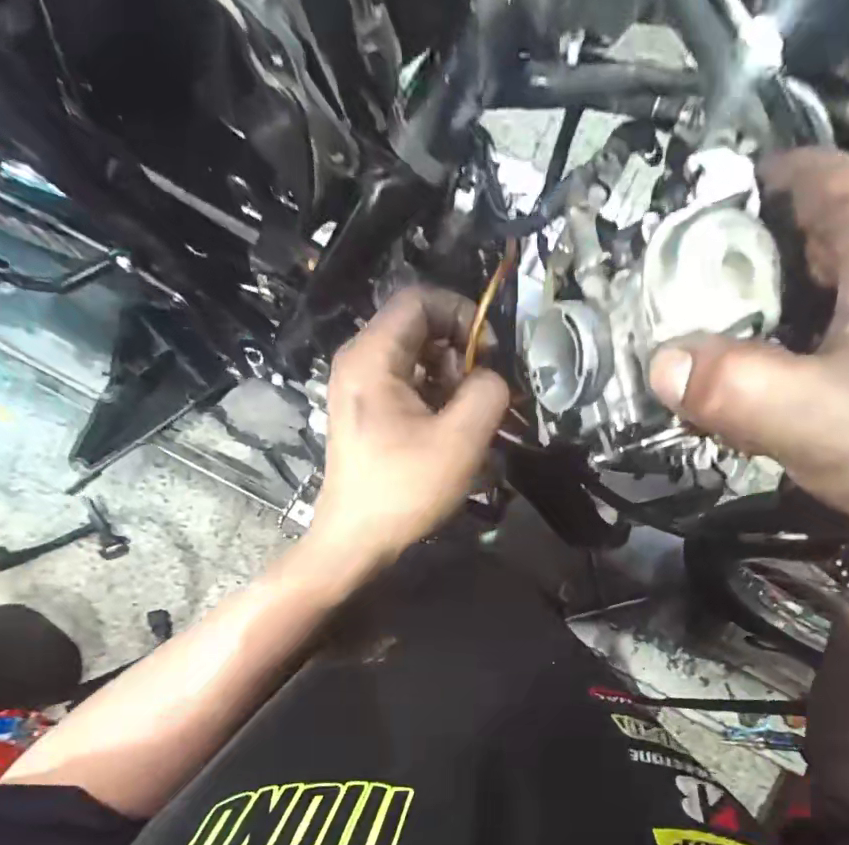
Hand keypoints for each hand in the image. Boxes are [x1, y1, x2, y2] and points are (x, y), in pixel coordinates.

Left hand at [307, 286, 509, 572]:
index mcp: (371, 357)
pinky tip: (453, 432)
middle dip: (461, 353)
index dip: (462, 314)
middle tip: (482, 394)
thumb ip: (488, 393)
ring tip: (471, 418)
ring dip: (454, 380)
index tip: (489, 355)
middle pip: (420, 328)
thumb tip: (492, 377)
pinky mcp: (369, 412)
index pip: (419, 299)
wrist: (356, 541)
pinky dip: (438, 398)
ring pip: (418, 358)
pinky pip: (410, 385)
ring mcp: (361, 388)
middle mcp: (360, 362)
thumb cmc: (404, 489)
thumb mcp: (460, 440)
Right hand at [648, 148, 848, 608]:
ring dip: (770, 293)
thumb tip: (657, 364)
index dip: (726, 208)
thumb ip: (728, 387)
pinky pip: (845, 291)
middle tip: (689, 311)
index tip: (675, 259)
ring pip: (822, 257)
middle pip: (803, 216)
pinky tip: (781, 361)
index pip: (792, 173)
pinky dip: (803, 315)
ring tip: (727, 340)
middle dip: (741, 259)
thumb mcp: (807, 418)